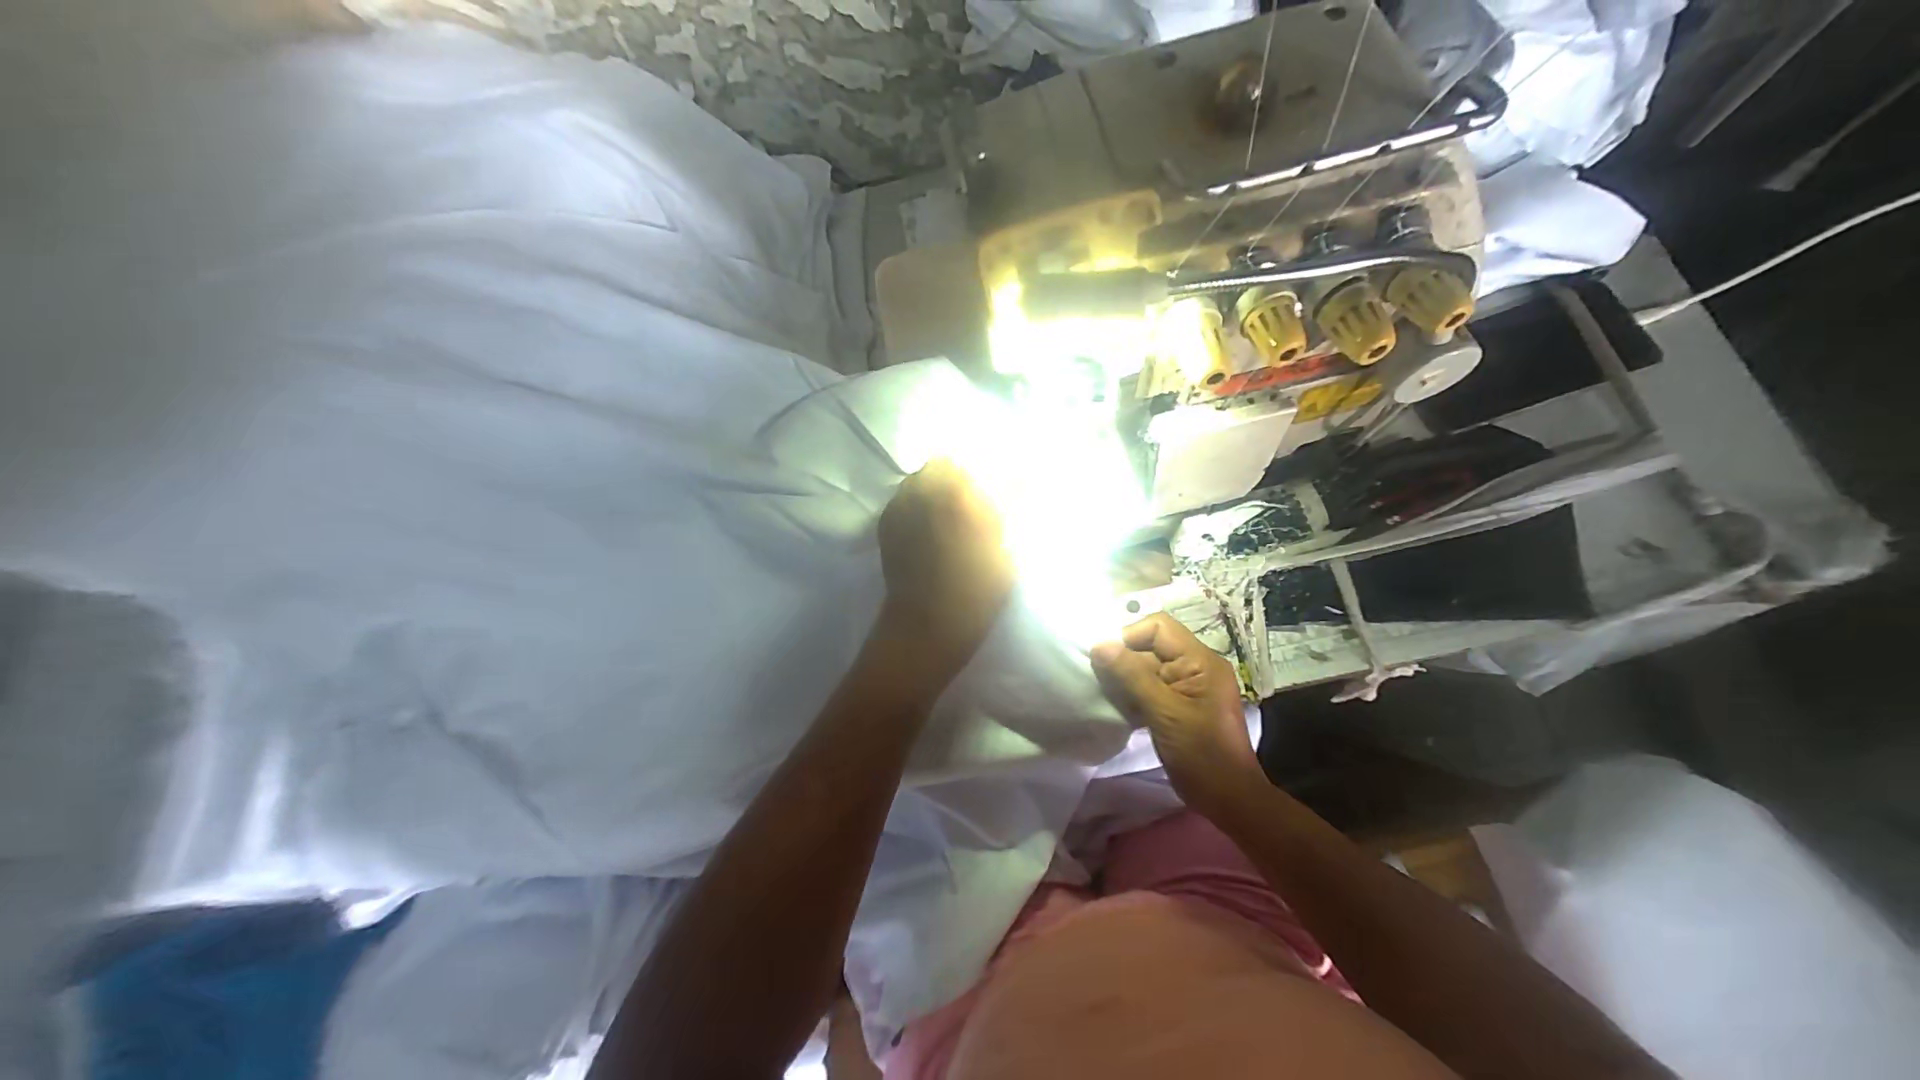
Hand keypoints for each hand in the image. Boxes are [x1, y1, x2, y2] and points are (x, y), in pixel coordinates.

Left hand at [876, 460, 1013, 685]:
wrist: (929, 622)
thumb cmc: (977, 590)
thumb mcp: (1003, 549)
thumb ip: (995, 514)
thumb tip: (989, 496)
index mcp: (958, 493)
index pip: (960, 463)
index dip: (969, 478)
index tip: (978, 496)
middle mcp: (923, 490)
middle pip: (934, 469)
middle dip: (948, 483)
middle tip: (960, 507)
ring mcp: (899, 506)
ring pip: (915, 485)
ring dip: (927, 495)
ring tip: (939, 520)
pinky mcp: (885, 525)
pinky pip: (901, 504)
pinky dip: (912, 510)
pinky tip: (922, 532)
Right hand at [1091, 614, 1264, 816]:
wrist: (1230, 800)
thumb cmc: (1202, 755)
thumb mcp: (1165, 712)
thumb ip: (1132, 676)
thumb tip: (1099, 645)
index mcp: (1201, 661)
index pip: (1158, 627)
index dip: (1130, 637)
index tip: (1107, 662)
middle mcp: (1196, 668)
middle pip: (1150, 647)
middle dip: (1124, 662)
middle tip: (1104, 686)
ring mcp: (1188, 689)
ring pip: (1146, 669)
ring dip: (1126, 682)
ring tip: (1112, 701)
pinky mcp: (1179, 707)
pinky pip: (1150, 689)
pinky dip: (1133, 697)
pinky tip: (1122, 713)